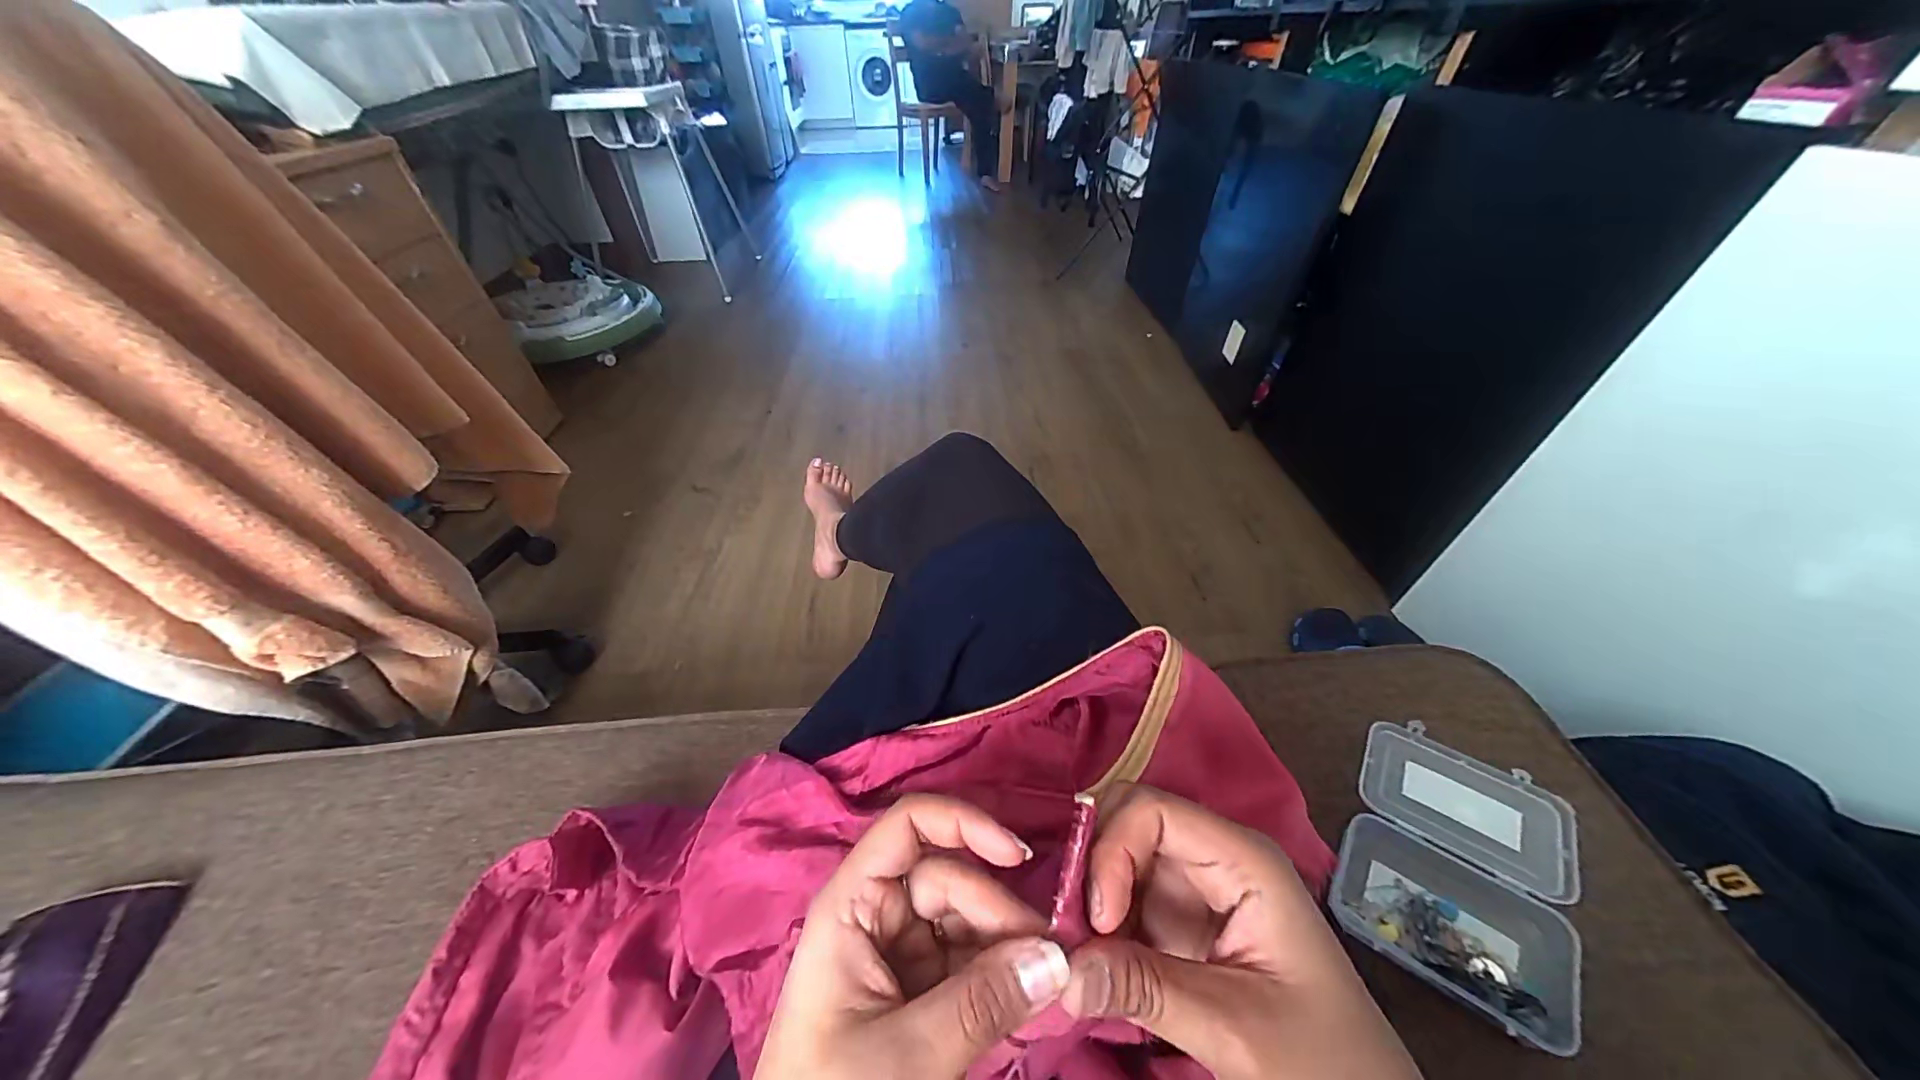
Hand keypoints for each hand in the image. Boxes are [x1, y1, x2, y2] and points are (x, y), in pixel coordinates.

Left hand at [759, 795, 1073, 1079]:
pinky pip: (972, 959)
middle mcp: (878, 913)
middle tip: (1049, 957)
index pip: (908, 826)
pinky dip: (1004, 973)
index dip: (963, 823)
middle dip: (999, 907)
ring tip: (1048, 982)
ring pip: (967, 918)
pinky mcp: (923, 987)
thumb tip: (1057, 956)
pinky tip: (1033, 997)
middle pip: (949, 875)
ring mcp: (902, 950)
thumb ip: (983, 1002)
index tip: (1019, 856)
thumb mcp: (906, 1054)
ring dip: (1008, 942)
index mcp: (853, 904)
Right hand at [1063, 784, 1421, 1079]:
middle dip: (1091, 868)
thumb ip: (1146, 990)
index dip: (1112, 848)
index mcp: (1241, 859)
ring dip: (1086, 900)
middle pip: (1128, 824)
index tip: (1097, 919)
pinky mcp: (1177, 925)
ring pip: (1116, 862)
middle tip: (1070, 931)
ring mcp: (1193, 890)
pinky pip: (1120, 903)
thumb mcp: (1236, 1028)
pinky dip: (1094, 927)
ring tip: (1073, 955)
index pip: (1153, 811)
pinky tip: (1088, 964)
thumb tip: (1060, 971)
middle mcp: (1212, 859)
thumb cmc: (1323, 1062)